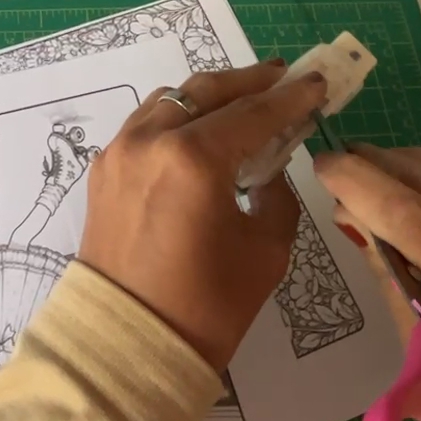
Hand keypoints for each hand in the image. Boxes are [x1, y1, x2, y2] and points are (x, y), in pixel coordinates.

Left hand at [78, 61, 324, 369]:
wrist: (127, 344)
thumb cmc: (206, 306)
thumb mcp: (265, 249)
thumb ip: (276, 191)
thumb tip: (269, 162)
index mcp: (192, 159)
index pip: (252, 114)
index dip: (290, 97)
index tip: (317, 81)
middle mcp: (150, 140)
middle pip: (206, 90)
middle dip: (249, 81)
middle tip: (282, 76)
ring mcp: (120, 149)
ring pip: (171, 100)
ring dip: (209, 94)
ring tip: (244, 99)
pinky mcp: (104, 166)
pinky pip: (146, 123)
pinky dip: (177, 116)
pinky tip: (200, 129)